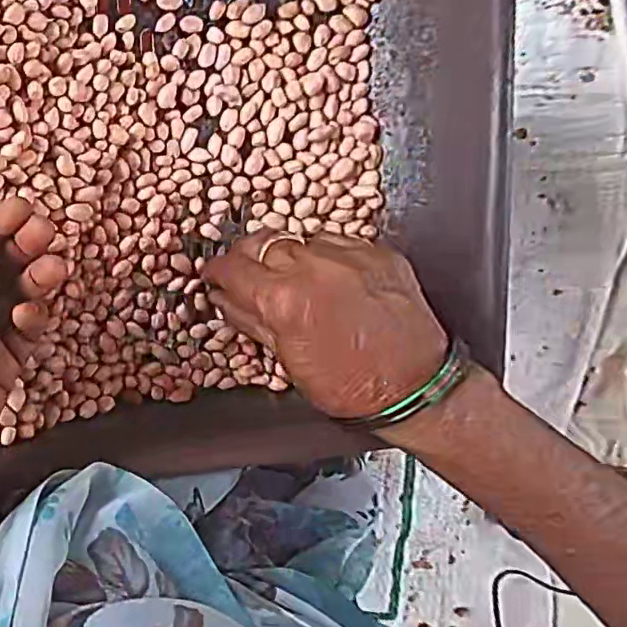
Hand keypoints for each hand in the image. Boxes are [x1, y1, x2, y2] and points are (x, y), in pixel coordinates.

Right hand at [201, 232, 447, 418]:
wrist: (413, 387)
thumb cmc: (347, 384)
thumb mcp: (284, 357)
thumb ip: (249, 319)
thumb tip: (223, 298)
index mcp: (282, 299)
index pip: (231, 268)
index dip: (215, 271)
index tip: (213, 275)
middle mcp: (313, 269)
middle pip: (260, 243)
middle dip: (246, 258)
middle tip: (245, 273)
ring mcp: (348, 258)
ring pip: (296, 238)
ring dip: (284, 254)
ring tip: (289, 276)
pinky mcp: (378, 254)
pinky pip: (335, 241)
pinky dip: (321, 253)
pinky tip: (324, 275)